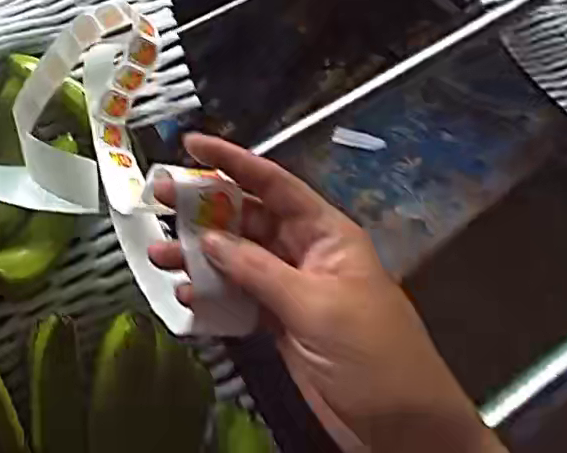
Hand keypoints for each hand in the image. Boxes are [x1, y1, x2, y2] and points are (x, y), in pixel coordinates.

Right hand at [148, 134, 503, 452]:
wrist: (407, 436)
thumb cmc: (375, 357)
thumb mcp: (317, 307)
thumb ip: (259, 270)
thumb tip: (210, 239)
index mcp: (322, 231)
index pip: (271, 182)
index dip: (231, 159)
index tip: (192, 143)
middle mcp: (301, 250)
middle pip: (245, 217)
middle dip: (203, 208)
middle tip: (160, 199)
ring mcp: (288, 286)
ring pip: (234, 257)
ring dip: (197, 255)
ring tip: (159, 255)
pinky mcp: (278, 322)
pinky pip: (237, 295)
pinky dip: (211, 295)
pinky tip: (186, 296)